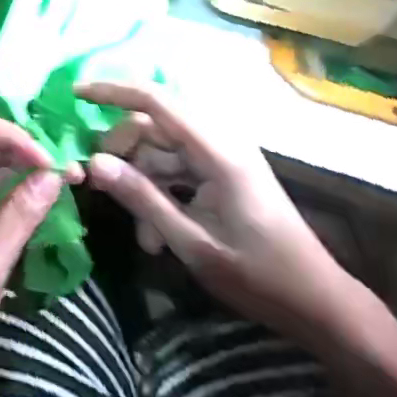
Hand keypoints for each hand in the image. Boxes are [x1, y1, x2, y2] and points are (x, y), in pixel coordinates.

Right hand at [75, 81, 349, 337]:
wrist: (321, 305)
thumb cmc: (260, 276)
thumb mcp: (193, 243)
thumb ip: (142, 199)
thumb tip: (93, 163)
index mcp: (217, 150)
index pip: (155, 100)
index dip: (112, 91)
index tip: (75, 95)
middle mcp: (219, 141)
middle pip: (152, 126)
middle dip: (123, 155)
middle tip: (100, 188)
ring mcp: (222, 156)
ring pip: (161, 149)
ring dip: (142, 183)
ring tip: (141, 237)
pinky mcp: (223, 172)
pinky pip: (177, 167)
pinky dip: (161, 192)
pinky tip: (155, 236)